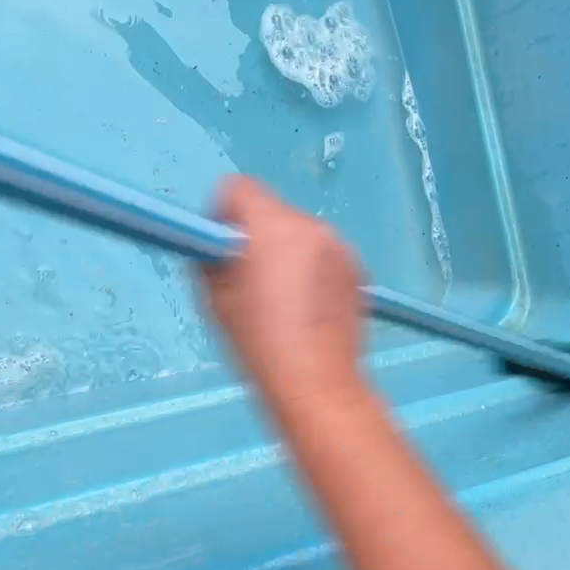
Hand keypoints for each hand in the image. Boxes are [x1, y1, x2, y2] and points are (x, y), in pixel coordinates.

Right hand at [200, 175, 366, 413]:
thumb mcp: (215, 299)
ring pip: (300, 233)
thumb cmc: (259, 342)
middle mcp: (310, 225)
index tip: (222, 248)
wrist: (317, 382)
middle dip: (258, 235)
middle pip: (272, 211)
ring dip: (287, 251)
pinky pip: (324, 254)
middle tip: (252, 280)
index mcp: (271, 227)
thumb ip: (211, 257)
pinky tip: (309, 307)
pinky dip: (314, 269)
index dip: (224, 214)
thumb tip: (217, 244)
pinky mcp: (358, 268)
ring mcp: (340, 246)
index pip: (238, 188)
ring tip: (284, 299)